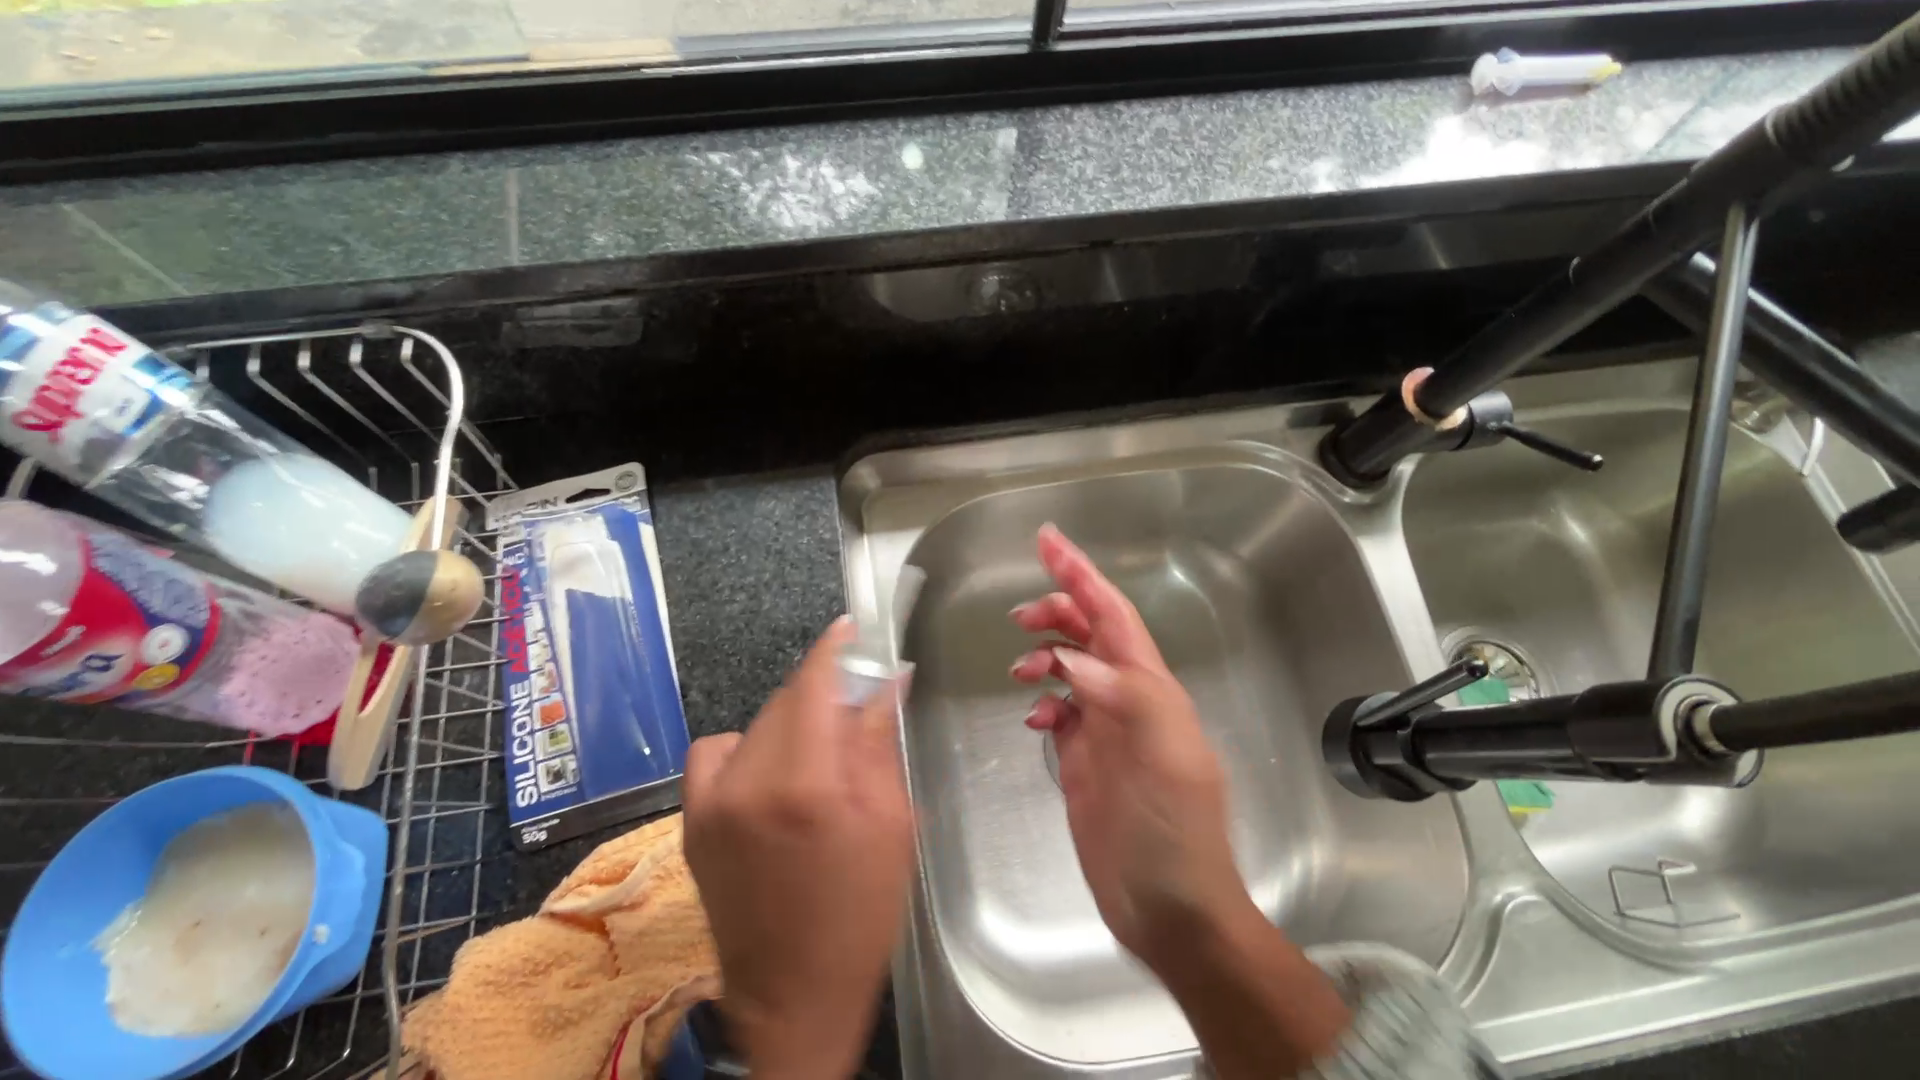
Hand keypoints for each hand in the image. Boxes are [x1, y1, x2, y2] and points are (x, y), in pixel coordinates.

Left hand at [683, 618, 913, 1079]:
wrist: (791, 993)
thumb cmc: (860, 914)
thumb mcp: (892, 826)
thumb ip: (879, 744)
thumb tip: (887, 680)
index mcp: (806, 784)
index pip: (814, 684)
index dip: (834, 648)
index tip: (852, 627)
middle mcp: (748, 781)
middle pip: (787, 700)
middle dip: (823, 695)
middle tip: (855, 714)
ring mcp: (710, 801)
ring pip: (756, 724)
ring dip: (790, 725)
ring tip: (815, 762)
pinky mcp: (690, 819)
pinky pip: (717, 753)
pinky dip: (747, 750)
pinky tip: (769, 777)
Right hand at [1008, 524, 1244, 965]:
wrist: (1171, 908)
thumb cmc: (1177, 834)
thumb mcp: (1169, 760)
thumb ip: (1129, 698)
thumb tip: (1074, 659)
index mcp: (1152, 689)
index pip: (1114, 616)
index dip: (1082, 575)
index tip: (1049, 540)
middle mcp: (1129, 700)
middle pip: (1090, 633)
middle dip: (1058, 610)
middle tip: (1021, 616)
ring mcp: (1106, 731)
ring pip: (1071, 667)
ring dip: (1045, 655)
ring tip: (1022, 669)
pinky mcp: (1086, 762)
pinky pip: (1059, 712)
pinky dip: (1042, 702)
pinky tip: (1035, 720)